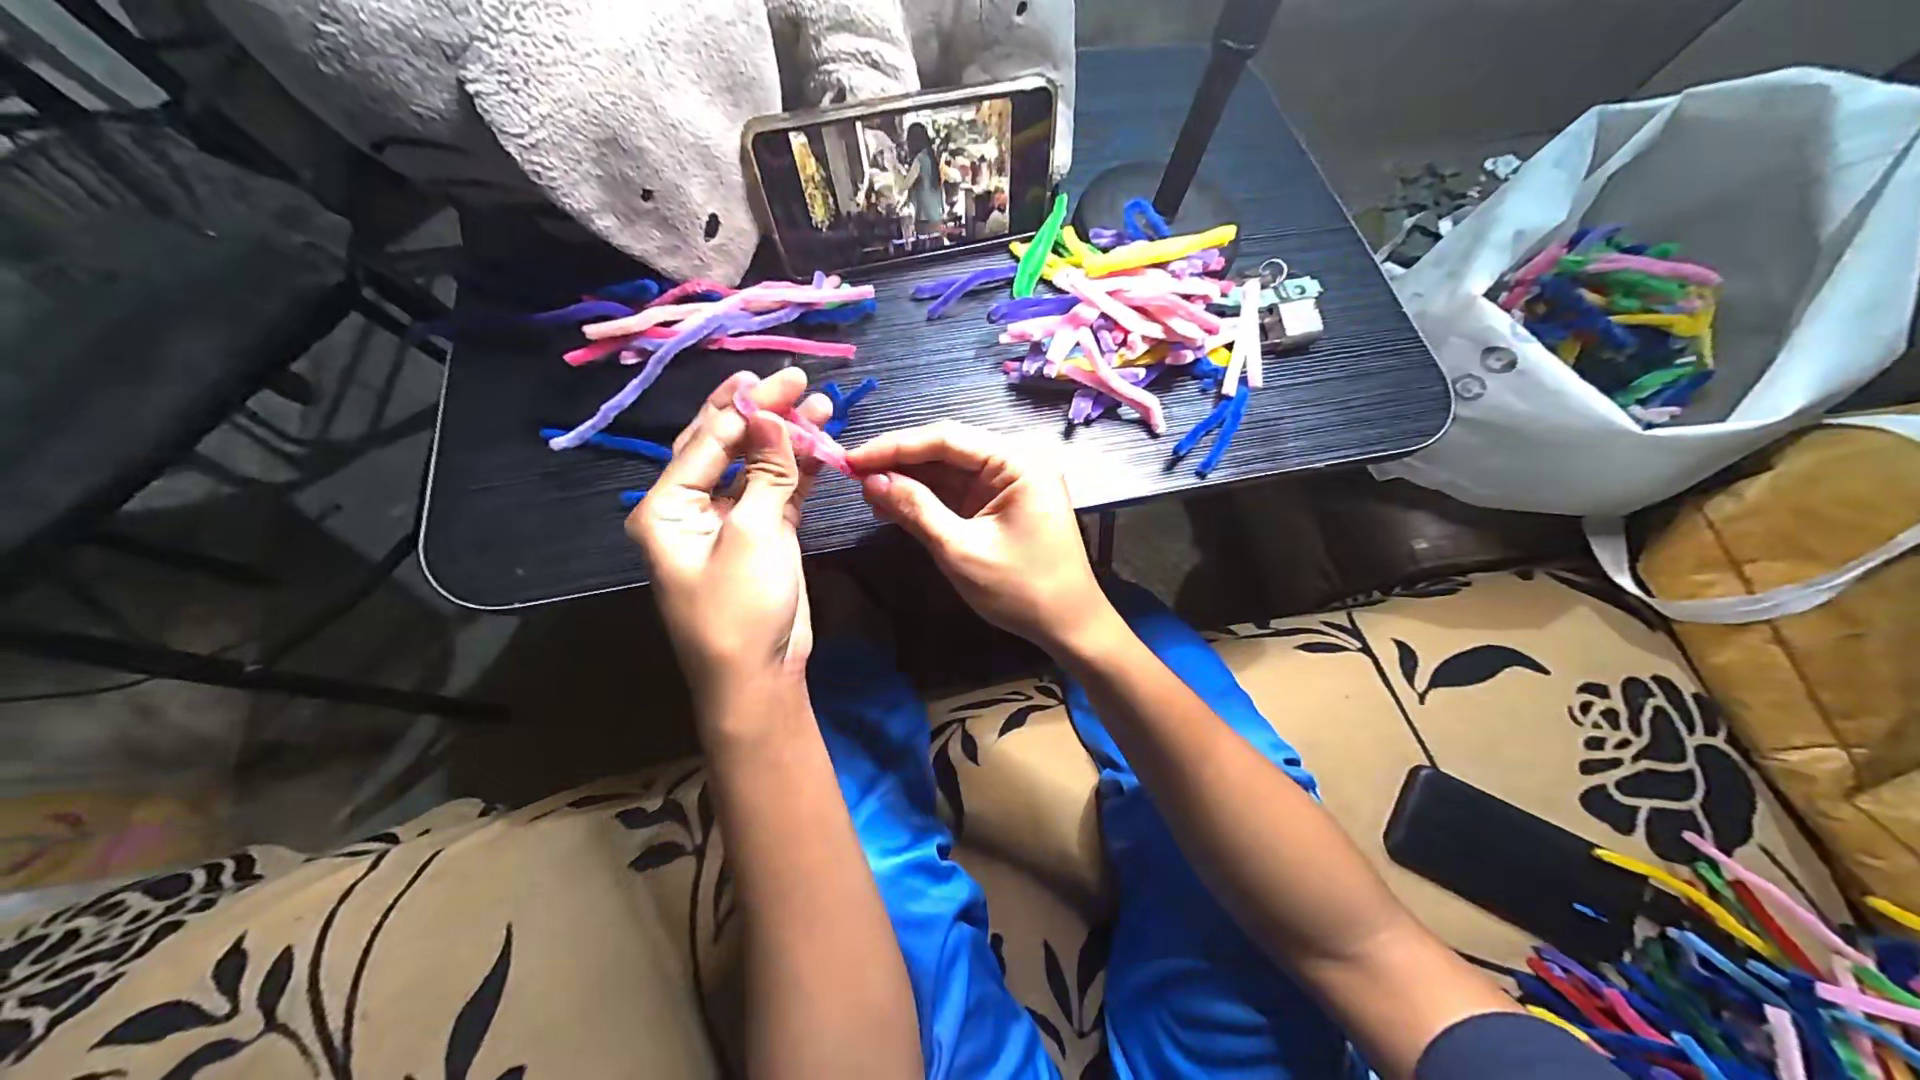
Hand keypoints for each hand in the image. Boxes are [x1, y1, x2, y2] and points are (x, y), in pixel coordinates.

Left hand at [627, 369, 831, 722]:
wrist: (758, 677)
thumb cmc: (741, 608)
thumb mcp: (754, 534)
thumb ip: (765, 471)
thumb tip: (770, 415)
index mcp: (667, 507)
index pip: (706, 441)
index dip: (745, 407)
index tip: (781, 379)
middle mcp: (692, 508)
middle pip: (727, 447)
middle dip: (762, 414)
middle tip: (797, 382)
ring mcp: (730, 522)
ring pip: (757, 468)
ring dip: (787, 440)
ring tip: (820, 406)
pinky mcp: (762, 537)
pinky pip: (778, 493)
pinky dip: (800, 472)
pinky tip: (822, 446)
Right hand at [846, 421, 1110, 652]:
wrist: (1068, 626)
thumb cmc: (1021, 590)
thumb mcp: (960, 550)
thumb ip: (915, 510)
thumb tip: (869, 481)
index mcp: (1017, 461)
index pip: (945, 438)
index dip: (893, 446)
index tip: (849, 458)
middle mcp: (1015, 461)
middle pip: (945, 450)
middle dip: (898, 462)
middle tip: (851, 475)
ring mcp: (1008, 482)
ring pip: (947, 470)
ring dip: (908, 481)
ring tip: (866, 493)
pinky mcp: (999, 503)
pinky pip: (956, 491)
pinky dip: (925, 498)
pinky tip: (892, 505)